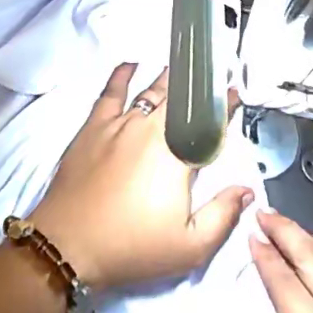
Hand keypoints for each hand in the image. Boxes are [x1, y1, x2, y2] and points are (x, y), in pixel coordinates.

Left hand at [27, 64, 253, 289]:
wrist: (66, 247)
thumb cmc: (130, 247)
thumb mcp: (188, 247)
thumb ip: (223, 216)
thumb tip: (246, 189)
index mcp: (178, 155)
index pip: (209, 121)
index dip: (225, 105)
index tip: (234, 94)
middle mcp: (152, 130)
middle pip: (180, 99)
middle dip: (199, 87)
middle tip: (209, 78)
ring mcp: (121, 124)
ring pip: (151, 92)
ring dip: (168, 80)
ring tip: (181, 69)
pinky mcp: (94, 127)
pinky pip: (111, 93)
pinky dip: (122, 76)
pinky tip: (130, 65)